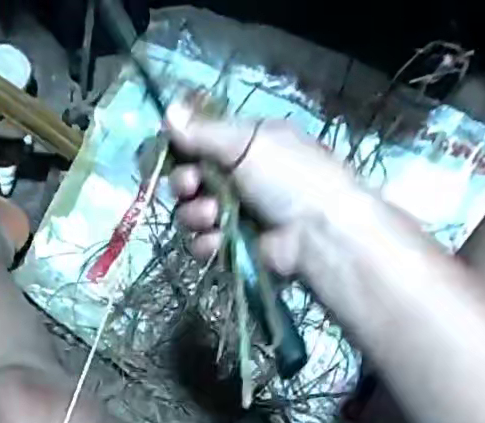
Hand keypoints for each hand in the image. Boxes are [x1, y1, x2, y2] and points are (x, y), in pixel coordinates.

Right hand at [164, 101, 367, 275]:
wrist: (316, 233)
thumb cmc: (289, 177)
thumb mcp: (249, 143)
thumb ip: (205, 133)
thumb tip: (167, 112)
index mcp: (243, 145)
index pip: (198, 144)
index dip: (180, 150)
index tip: (173, 153)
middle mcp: (235, 178)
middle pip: (187, 180)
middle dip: (183, 183)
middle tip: (192, 186)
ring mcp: (232, 215)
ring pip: (190, 214)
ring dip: (195, 214)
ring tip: (213, 216)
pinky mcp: (231, 248)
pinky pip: (201, 244)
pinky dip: (206, 243)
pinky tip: (218, 240)